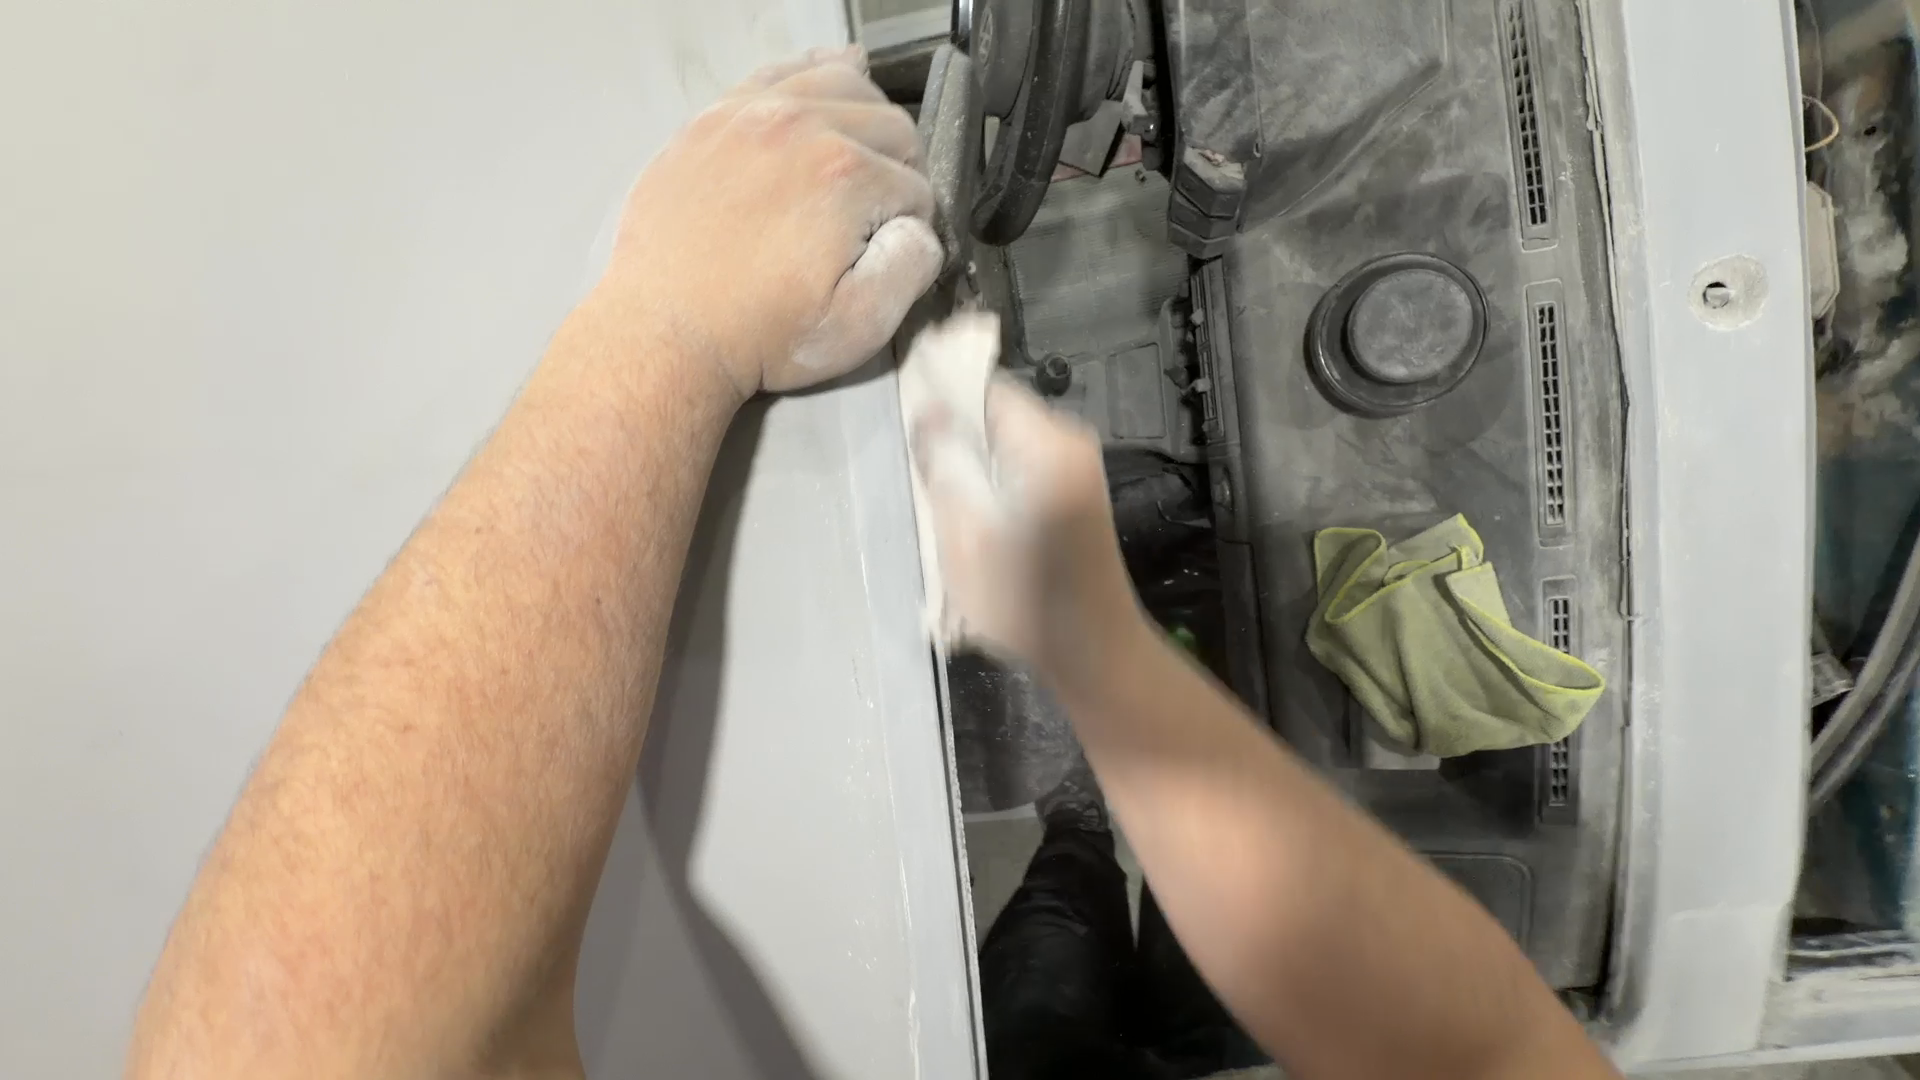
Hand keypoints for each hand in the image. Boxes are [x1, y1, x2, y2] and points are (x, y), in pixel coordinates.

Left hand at [601, 46, 943, 403]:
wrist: (668, 331)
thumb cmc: (761, 334)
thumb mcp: (859, 325)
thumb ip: (911, 266)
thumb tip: (919, 229)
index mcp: (846, 176)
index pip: (917, 188)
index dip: (915, 227)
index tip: (892, 254)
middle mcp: (804, 125)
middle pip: (891, 127)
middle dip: (902, 171)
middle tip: (882, 218)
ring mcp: (754, 113)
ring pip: (844, 85)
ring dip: (869, 122)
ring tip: (864, 163)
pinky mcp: (717, 118)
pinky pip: (781, 71)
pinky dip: (816, 73)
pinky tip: (833, 81)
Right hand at [912, 376, 1147, 682]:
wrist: (1092, 652)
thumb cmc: (1023, 597)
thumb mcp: (966, 530)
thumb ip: (945, 460)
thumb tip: (928, 406)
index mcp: (1048, 442)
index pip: (985, 387)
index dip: (940, 393)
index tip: (904, 419)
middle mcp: (1069, 443)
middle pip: (996, 414)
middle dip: (953, 434)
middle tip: (916, 468)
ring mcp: (1076, 470)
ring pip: (1005, 444)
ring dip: (969, 462)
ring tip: (939, 496)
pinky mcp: (1073, 496)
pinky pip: (1020, 468)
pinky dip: (991, 482)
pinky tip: (971, 515)